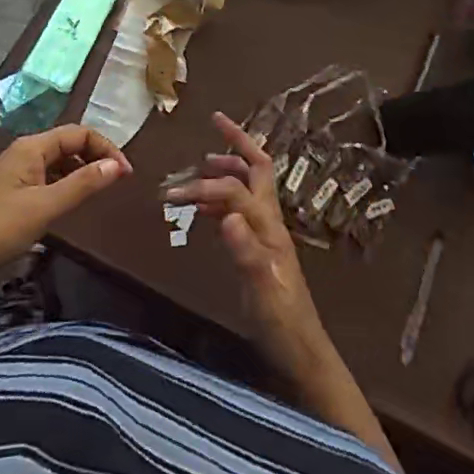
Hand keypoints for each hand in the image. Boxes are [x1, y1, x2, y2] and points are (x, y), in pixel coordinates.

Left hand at [0, 125, 131, 276]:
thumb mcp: (45, 206)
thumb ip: (83, 184)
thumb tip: (118, 164)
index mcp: (32, 147)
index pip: (78, 133)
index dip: (105, 148)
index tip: (127, 174)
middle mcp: (25, 153)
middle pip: (69, 144)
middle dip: (96, 158)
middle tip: (119, 184)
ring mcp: (17, 174)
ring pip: (59, 164)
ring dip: (82, 173)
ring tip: (102, 195)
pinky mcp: (13, 194)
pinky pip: (48, 181)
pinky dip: (66, 187)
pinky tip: (73, 206)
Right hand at [163, 113, 327, 362]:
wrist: (300, 349)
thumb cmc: (281, 320)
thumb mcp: (261, 288)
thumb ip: (245, 250)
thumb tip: (226, 215)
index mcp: (270, 226)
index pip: (235, 189)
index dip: (206, 187)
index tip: (173, 193)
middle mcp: (269, 221)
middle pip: (257, 169)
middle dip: (238, 142)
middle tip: (215, 124)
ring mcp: (264, 232)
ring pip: (248, 186)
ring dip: (228, 168)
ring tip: (201, 164)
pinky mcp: (257, 246)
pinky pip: (239, 208)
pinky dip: (221, 197)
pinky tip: (204, 207)